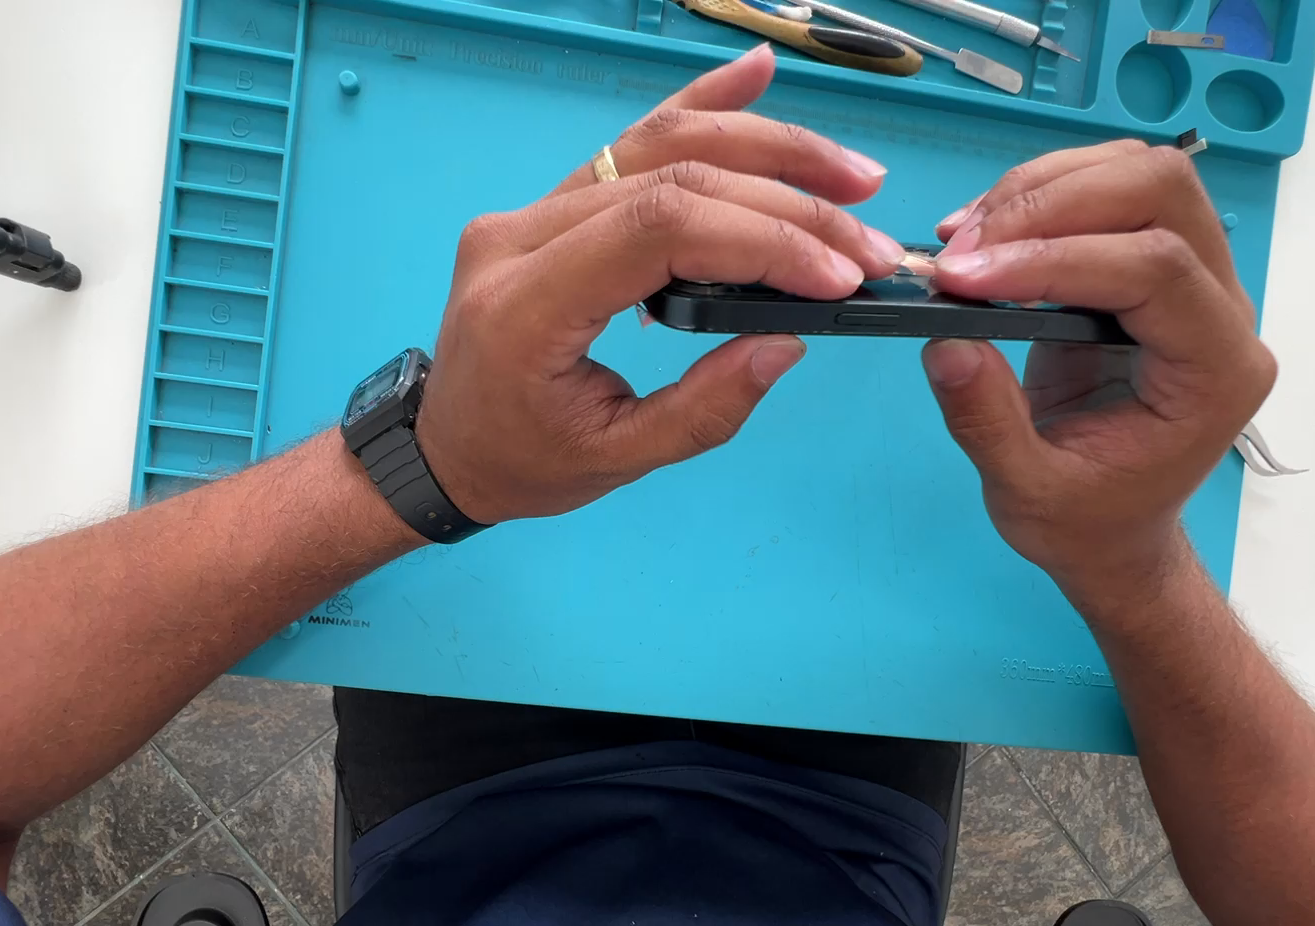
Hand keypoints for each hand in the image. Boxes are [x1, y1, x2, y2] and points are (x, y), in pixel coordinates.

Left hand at [415, 46, 905, 523]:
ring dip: (763, 150)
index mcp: (525, 307)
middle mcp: (518, 236)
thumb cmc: (521, 463)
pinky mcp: (546, 208)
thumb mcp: (613, 460)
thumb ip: (702, 411)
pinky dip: (698, 109)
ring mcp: (527, 212)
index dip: (761, 238)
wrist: (447, 446)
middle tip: (867, 239)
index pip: (658, 231)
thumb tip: (788, 341)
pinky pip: (627, 147)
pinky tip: (753, 74)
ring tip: (846, 174)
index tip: (838, 273)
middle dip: (785, 205)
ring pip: (656, 148)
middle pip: (669, 179)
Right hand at [921, 141, 1274, 599]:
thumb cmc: (1082, 522)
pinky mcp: (1146, 274)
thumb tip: (944, 340)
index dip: (1051, 261)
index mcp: (1214, 370)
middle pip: (1160, 193)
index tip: (959, 281)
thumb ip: (986, 420)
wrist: (1112, 531)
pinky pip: (1108, 200)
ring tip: (961, 240)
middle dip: (1048, 204)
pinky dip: (1040, 198)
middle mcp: (1221, 310)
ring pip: (1138, 177)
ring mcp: (1191, 284)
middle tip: (958, 253)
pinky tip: (983, 233)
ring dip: (1040, 191)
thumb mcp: (1025, 491)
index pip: (1153, 269)